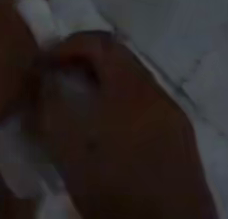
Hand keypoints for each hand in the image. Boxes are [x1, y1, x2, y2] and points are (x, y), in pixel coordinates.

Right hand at [31, 32, 218, 218]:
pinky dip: (122, 103)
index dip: (66, 45)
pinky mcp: (184, 148)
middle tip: (59, 75)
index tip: (45, 63)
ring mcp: (177, 123)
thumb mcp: (63, 140)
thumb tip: (43, 75)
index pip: (98, 41)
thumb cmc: (113, 186)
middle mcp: (160, 96)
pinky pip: (148, 107)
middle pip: (120, 58)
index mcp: (134, 88)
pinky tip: (107, 130)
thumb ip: (48, 97)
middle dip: (85, 60)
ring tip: (79, 102)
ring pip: (135, 83)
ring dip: (104, 82)